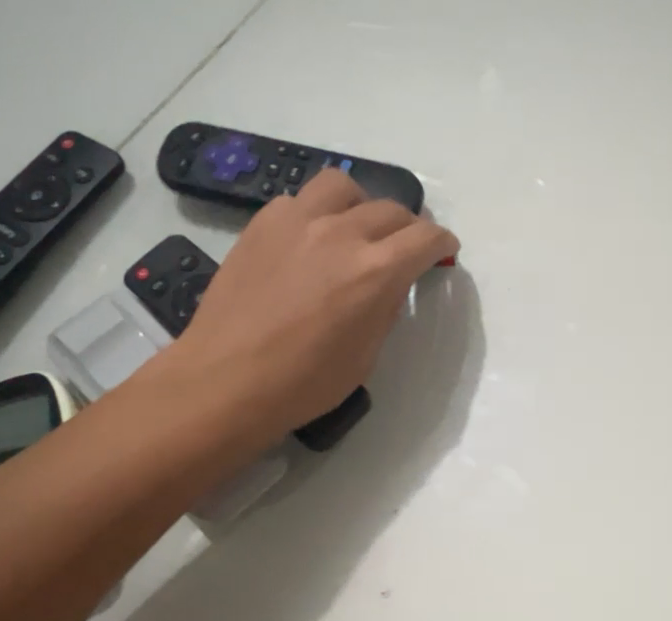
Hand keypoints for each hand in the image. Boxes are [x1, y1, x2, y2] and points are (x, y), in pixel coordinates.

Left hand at [162, 167, 458, 443]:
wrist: (227, 379)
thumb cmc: (304, 383)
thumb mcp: (364, 356)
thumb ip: (383, 310)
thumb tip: (389, 285)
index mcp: (375, 272)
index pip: (424, 238)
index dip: (442, 243)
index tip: (444, 251)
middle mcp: (341, 234)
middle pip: (390, 210)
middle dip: (408, 228)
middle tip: (406, 248)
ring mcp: (296, 221)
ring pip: (343, 187)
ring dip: (361, 204)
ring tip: (357, 228)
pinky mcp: (261, 224)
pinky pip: (299, 201)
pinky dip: (316, 214)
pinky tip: (311, 240)